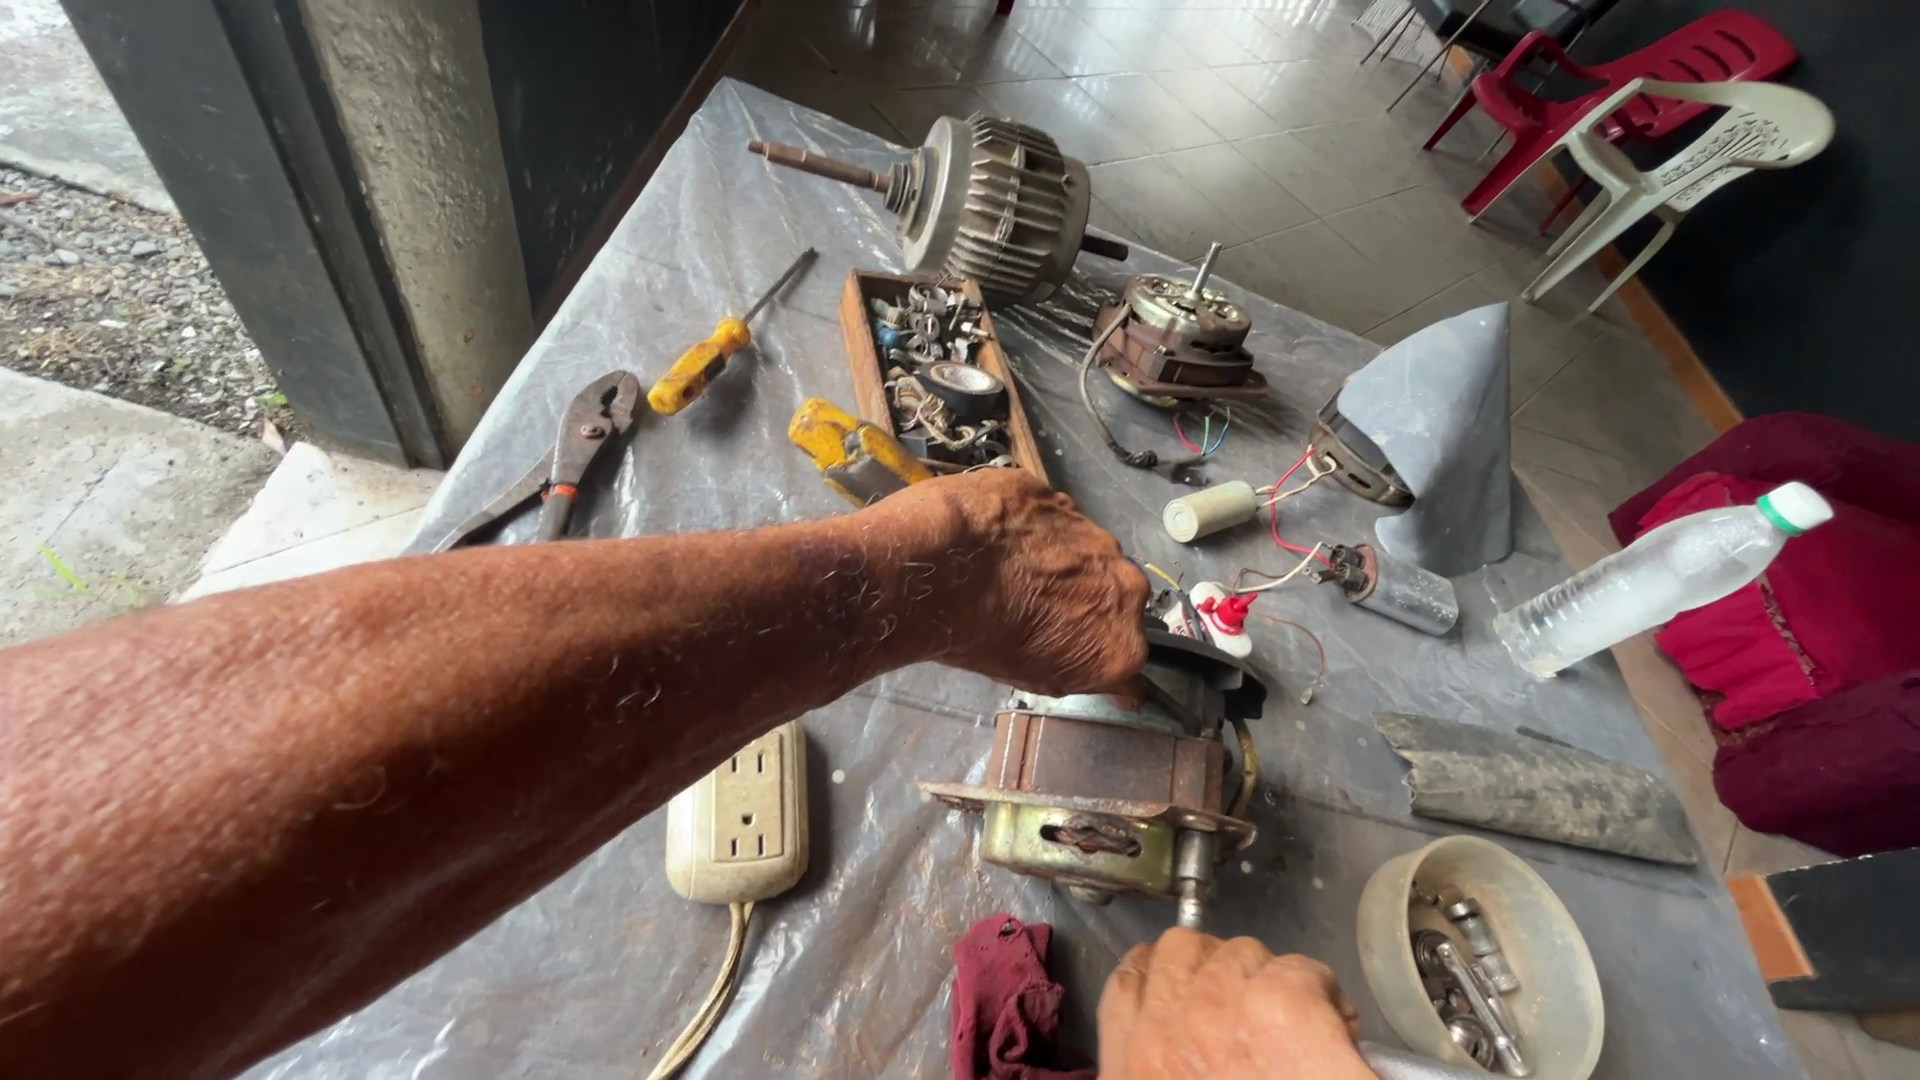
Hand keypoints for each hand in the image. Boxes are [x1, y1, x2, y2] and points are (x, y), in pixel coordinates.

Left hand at [869, 468, 1148, 696]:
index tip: (1069, 649)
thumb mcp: (1030, 675)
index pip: (1125, 653)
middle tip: (1035, 604)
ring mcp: (1089, 528)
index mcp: (1122, 640)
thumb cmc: (980, 636)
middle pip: (1111, 592)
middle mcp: (1123, 582)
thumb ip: (1073, 666)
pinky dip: (1025, 525)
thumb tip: (1089, 670)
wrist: (940, 568)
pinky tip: (992, 535)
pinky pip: (1044, 514)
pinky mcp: (1051, 492)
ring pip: (1082, 547)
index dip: (1095, 652)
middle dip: (1082, 598)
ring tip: (1009, 567)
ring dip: (1057, 557)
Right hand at [1097, 928, 1372, 1079]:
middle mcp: (1163, 1036)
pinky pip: (1292, 968)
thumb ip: (1151, 1071)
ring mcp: (1219, 1019)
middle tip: (1252, 1012)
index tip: (1190, 988)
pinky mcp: (1279, 1011)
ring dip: (1269, 980)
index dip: (1159, 973)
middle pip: (1181, 950)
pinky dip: (1319, 991)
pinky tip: (1336, 1026)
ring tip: (1299, 1029)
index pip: (1128, 981)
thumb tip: (1162, 1033)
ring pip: (1240, 952)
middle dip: (1216, 970)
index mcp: (1133, 1073)